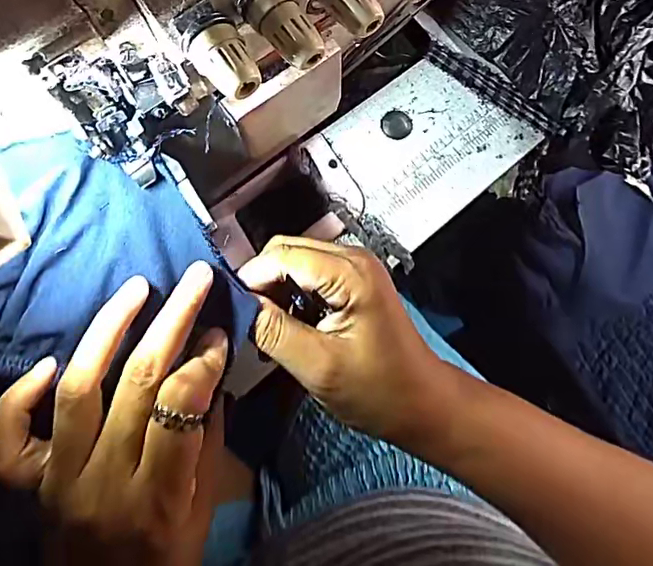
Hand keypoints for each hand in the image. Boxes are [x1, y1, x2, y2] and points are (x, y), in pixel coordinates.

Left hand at [0, 262, 229, 565]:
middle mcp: (101, 487)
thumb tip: (208, 366)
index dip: (203, 359)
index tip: (219, 333)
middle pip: (136, 382)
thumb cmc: (166, 558)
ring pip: (78, 389)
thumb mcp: (203, 508)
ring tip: (136, 288)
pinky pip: (9, 442)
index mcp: (155, 500)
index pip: (178, 405)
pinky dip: (20, 397)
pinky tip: (51, 362)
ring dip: (108, 328)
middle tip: (195, 279)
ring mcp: (58, 484)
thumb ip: (205, 437)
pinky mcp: (29, 487)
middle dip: (173, 319)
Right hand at [237, 236, 456, 446]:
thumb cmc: (378, 389)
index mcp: (350, 272)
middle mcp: (353, 258)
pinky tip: (286, 327)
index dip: (251, 278)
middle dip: (261, 282)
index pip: (283, 255)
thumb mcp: (319, 366)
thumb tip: (240, 305)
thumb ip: (275, 331)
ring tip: (264, 331)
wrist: (422, 403)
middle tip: (246, 323)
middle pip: (287, 251)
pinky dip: (291, 294)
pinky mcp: (353, 281)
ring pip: (296, 261)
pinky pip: (310, 274)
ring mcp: (355, 267)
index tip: (230, 309)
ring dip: (275, 289)